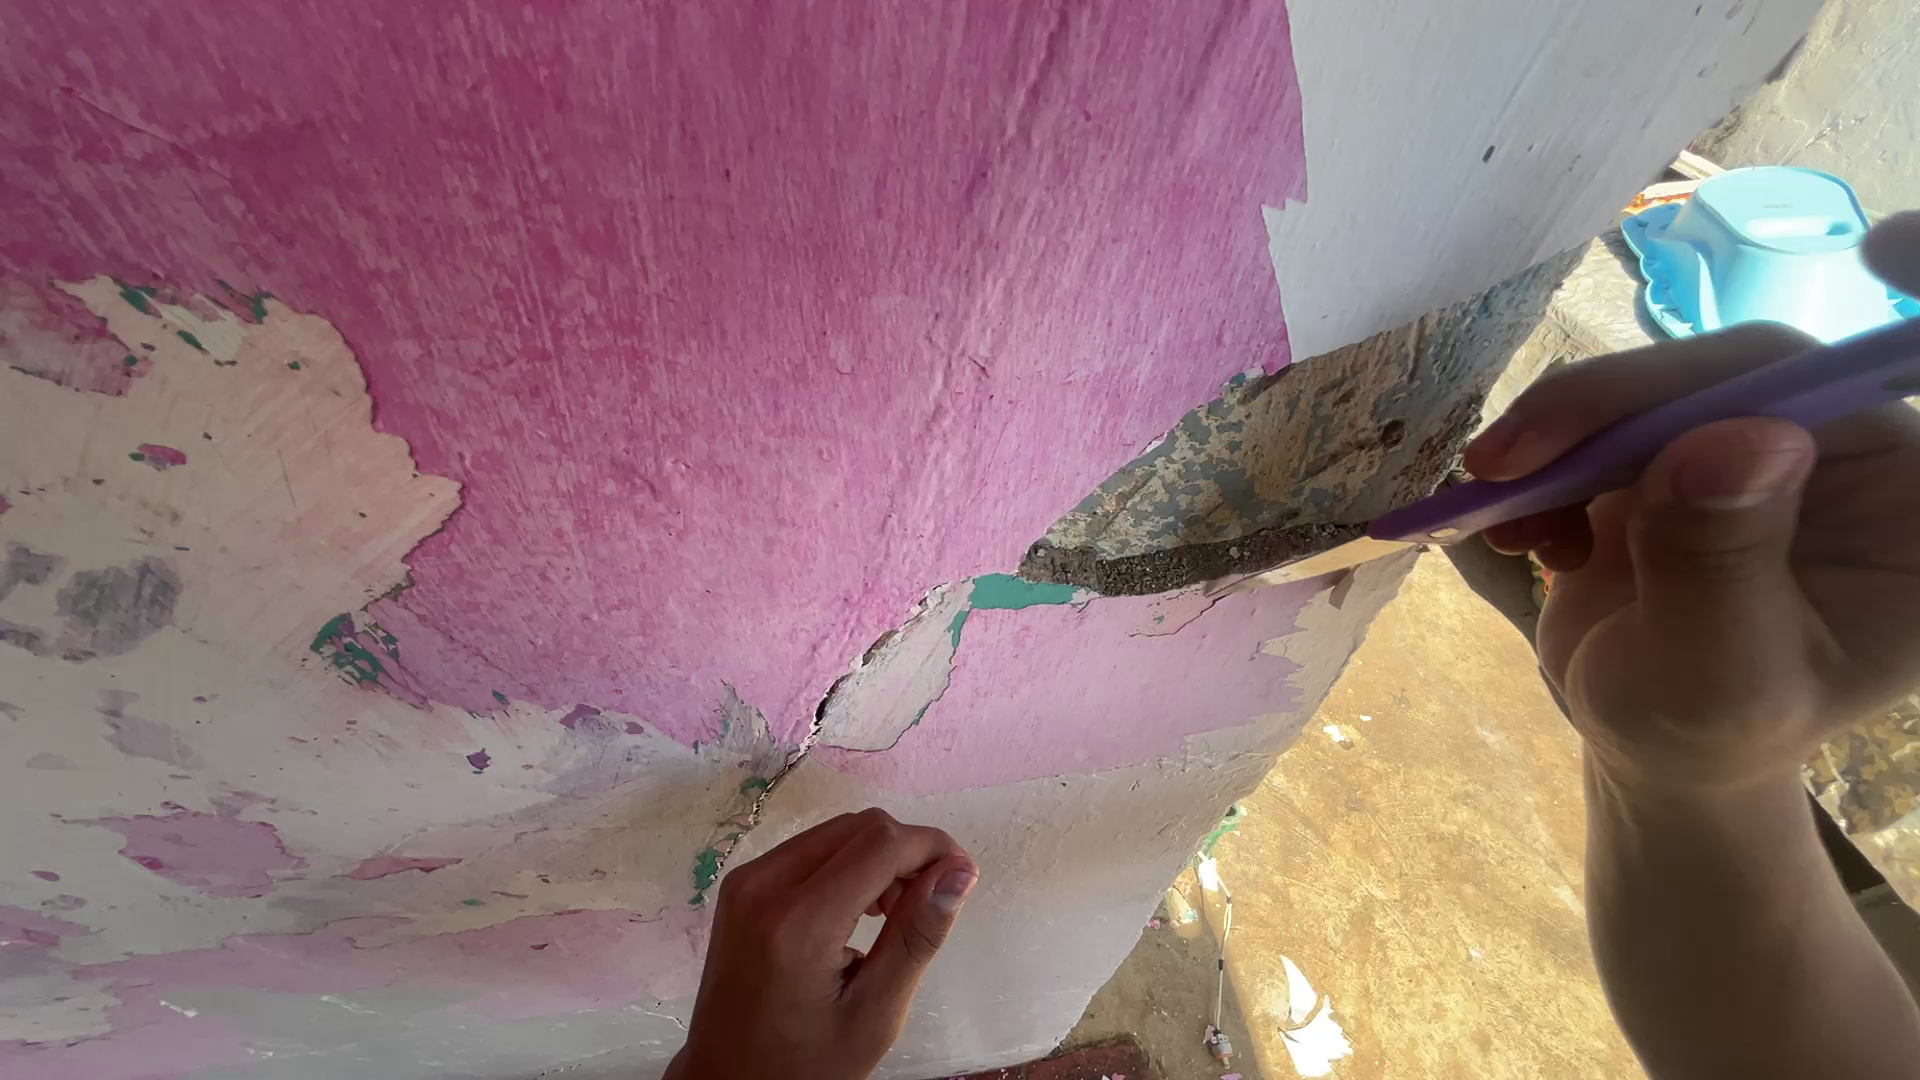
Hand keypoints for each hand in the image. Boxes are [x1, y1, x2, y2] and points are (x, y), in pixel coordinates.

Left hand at [665, 808, 978, 1079]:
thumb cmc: (806, 1065)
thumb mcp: (875, 1015)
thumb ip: (917, 936)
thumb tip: (961, 871)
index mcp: (798, 924)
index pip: (881, 844)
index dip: (931, 847)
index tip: (961, 875)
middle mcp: (766, 884)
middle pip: (862, 827)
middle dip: (907, 851)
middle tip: (926, 902)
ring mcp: (748, 877)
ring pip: (839, 829)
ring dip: (879, 853)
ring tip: (892, 910)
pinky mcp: (743, 879)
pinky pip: (813, 843)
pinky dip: (849, 859)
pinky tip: (857, 904)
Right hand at [1465, 212, 1919, 793]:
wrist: (1641, 734)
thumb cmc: (1698, 727)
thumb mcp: (1710, 673)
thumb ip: (1718, 566)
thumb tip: (1727, 439)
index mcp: (1903, 503)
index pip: (1888, 372)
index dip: (1918, 286)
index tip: (1885, 245)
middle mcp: (1834, 460)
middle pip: (1722, 375)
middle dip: (1599, 410)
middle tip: (1495, 462)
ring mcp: (1737, 457)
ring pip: (1635, 399)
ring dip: (1546, 448)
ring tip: (1495, 519)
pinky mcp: (1658, 465)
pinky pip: (1585, 433)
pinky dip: (1532, 474)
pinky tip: (1520, 532)